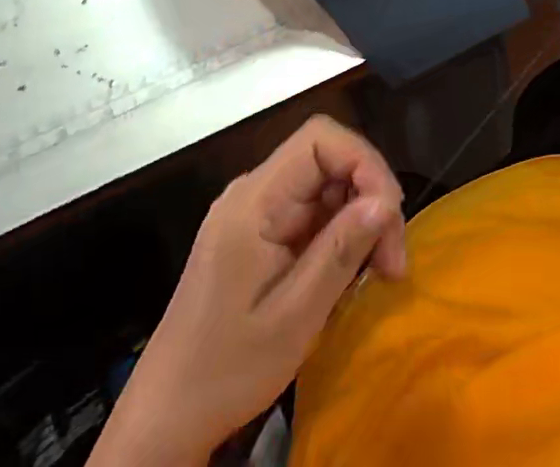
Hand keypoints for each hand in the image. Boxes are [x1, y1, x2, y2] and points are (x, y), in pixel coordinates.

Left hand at [91, 116, 406, 465]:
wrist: (167, 417)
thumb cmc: (228, 368)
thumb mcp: (295, 314)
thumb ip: (342, 249)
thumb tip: (387, 200)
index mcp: (253, 203)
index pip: (320, 140)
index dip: (365, 161)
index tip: (389, 212)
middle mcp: (254, 195)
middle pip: (331, 161)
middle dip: (373, 197)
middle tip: (392, 258)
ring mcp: (258, 214)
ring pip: (331, 186)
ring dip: (365, 219)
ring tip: (382, 270)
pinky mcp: (264, 234)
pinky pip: (318, 212)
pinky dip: (347, 234)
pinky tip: (358, 270)